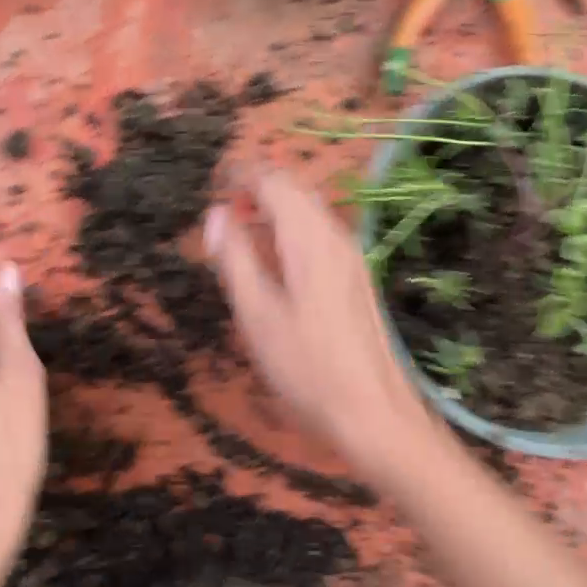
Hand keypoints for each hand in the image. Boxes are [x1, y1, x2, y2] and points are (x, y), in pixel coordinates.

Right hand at [203, 171, 439, 478]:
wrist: (374, 411)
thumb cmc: (307, 367)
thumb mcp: (258, 315)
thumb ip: (235, 259)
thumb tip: (216, 215)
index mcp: (309, 238)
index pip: (273, 181)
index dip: (241, 174)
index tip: (212, 184)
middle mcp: (334, 235)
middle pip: (294, 188)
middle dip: (257, 187)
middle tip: (223, 206)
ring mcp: (350, 255)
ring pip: (309, 209)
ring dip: (274, 207)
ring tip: (241, 231)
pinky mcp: (355, 275)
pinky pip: (319, 231)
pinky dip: (291, 228)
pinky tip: (274, 259)